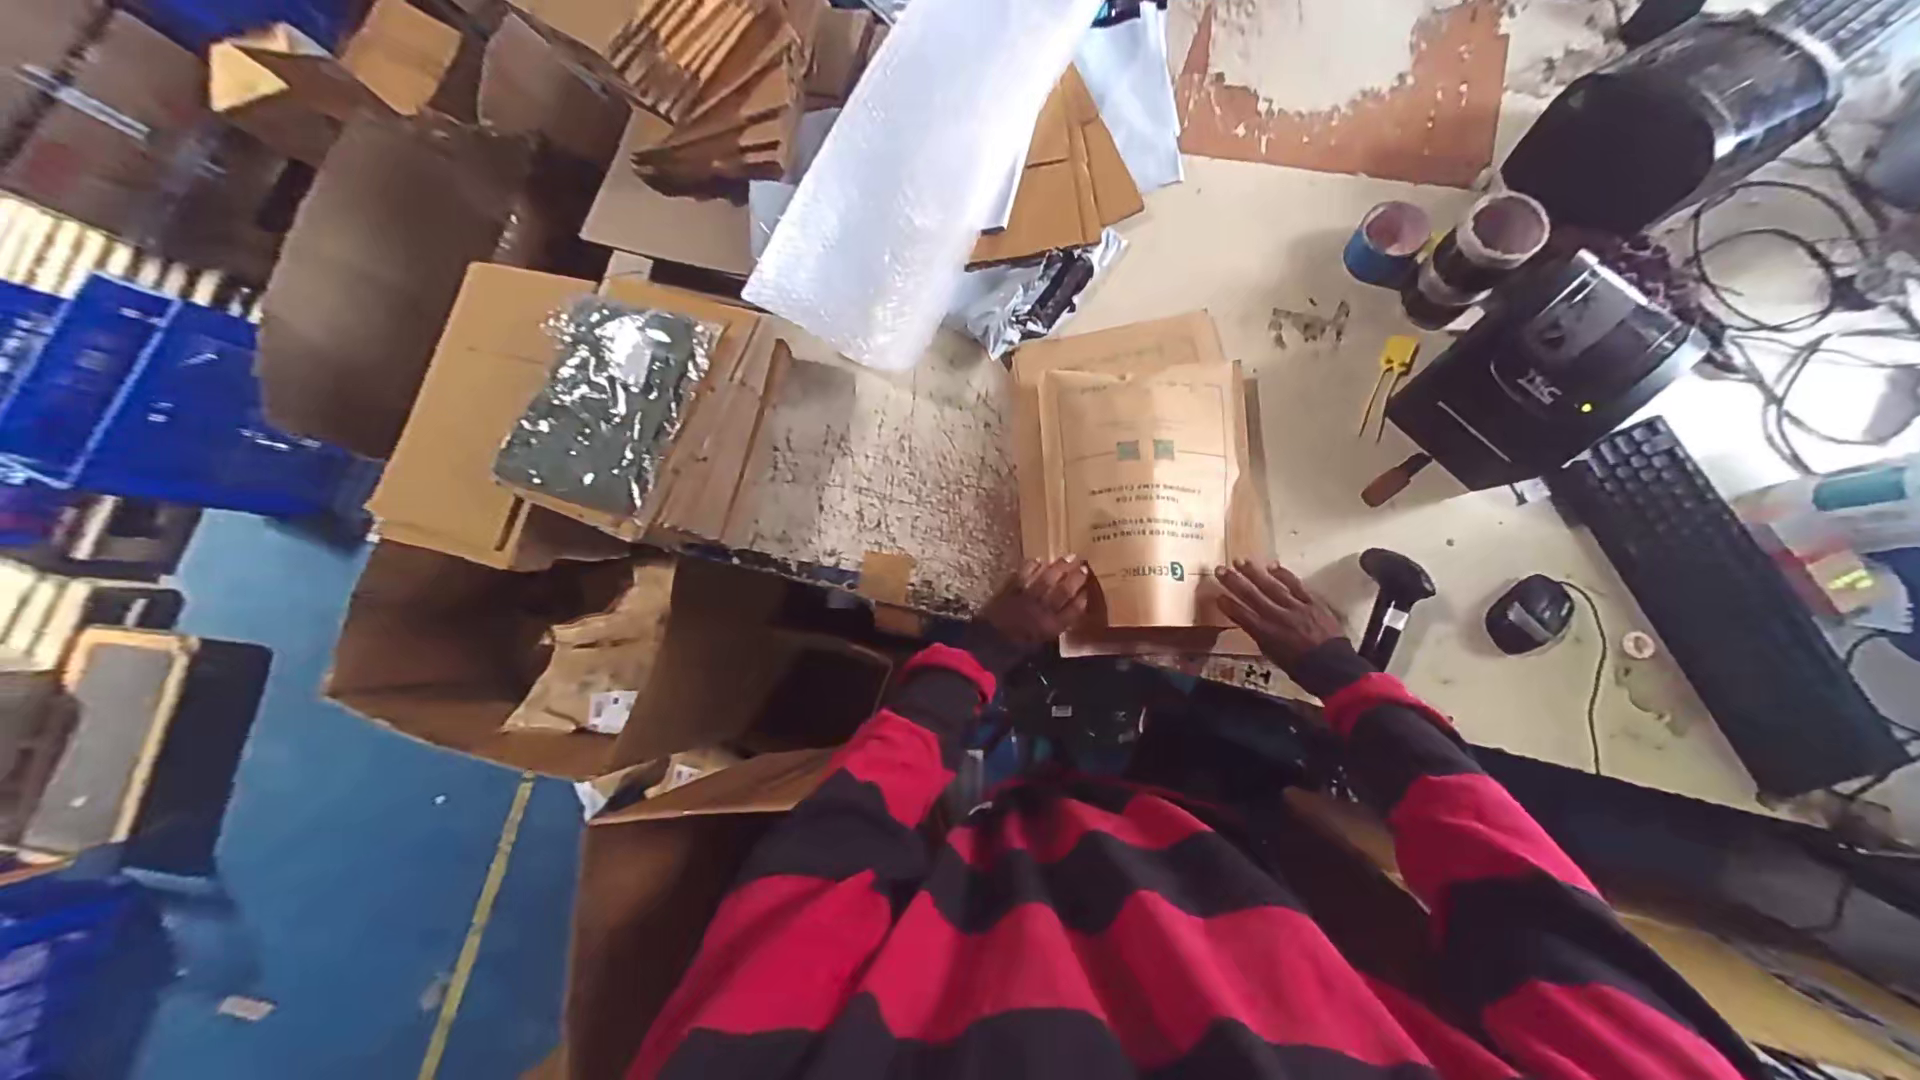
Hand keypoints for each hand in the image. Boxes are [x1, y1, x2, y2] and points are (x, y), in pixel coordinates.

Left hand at [979, 557, 1092, 648]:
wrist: (989, 645)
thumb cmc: (1016, 648)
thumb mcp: (1041, 641)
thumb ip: (1055, 625)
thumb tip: (1066, 608)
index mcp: (1052, 627)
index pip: (1074, 610)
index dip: (1082, 598)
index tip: (1088, 587)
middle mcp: (1042, 611)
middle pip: (1063, 591)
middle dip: (1075, 578)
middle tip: (1083, 566)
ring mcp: (1026, 599)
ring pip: (1046, 580)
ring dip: (1058, 567)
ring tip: (1068, 557)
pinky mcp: (1010, 591)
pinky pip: (1023, 576)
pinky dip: (1031, 567)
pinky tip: (1038, 560)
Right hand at [1216, 560, 1346, 673]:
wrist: (1333, 669)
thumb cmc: (1300, 667)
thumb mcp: (1273, 655)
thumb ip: (1260, 636)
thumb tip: (1251, 622)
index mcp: (1265, 633)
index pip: (1241, 614)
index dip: (1227, 604)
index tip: (1217, 594)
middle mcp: (1277, 617)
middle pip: (1251, 595)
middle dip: (1234, 581)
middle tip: (1220, 568)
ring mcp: (1296, 608)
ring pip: (1271, 586)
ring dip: (1254, 572)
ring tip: (1241, 561)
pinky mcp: (1312, 603)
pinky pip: (1296, 585)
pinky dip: (1283, 574)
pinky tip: (1272, 565)